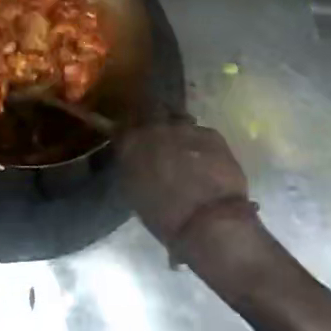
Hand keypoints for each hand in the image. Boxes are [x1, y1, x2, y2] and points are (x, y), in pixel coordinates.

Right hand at [120, 118, 252, 250]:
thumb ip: (131, 164)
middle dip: (152, 117)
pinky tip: (207, 159)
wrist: (209, 221)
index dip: (124, 125)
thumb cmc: (164, 216)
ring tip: (184, 145)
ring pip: (178, 118)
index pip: (120, 122)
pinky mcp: (211, 134)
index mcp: (130, 141)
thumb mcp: (134, 190)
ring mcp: (184, 127)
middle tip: (158, 132)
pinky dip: (201, 143)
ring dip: (177, 129)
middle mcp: (155, 126)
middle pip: (150, 109)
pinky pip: (201, 133)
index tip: (126, 129)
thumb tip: (134, 156)